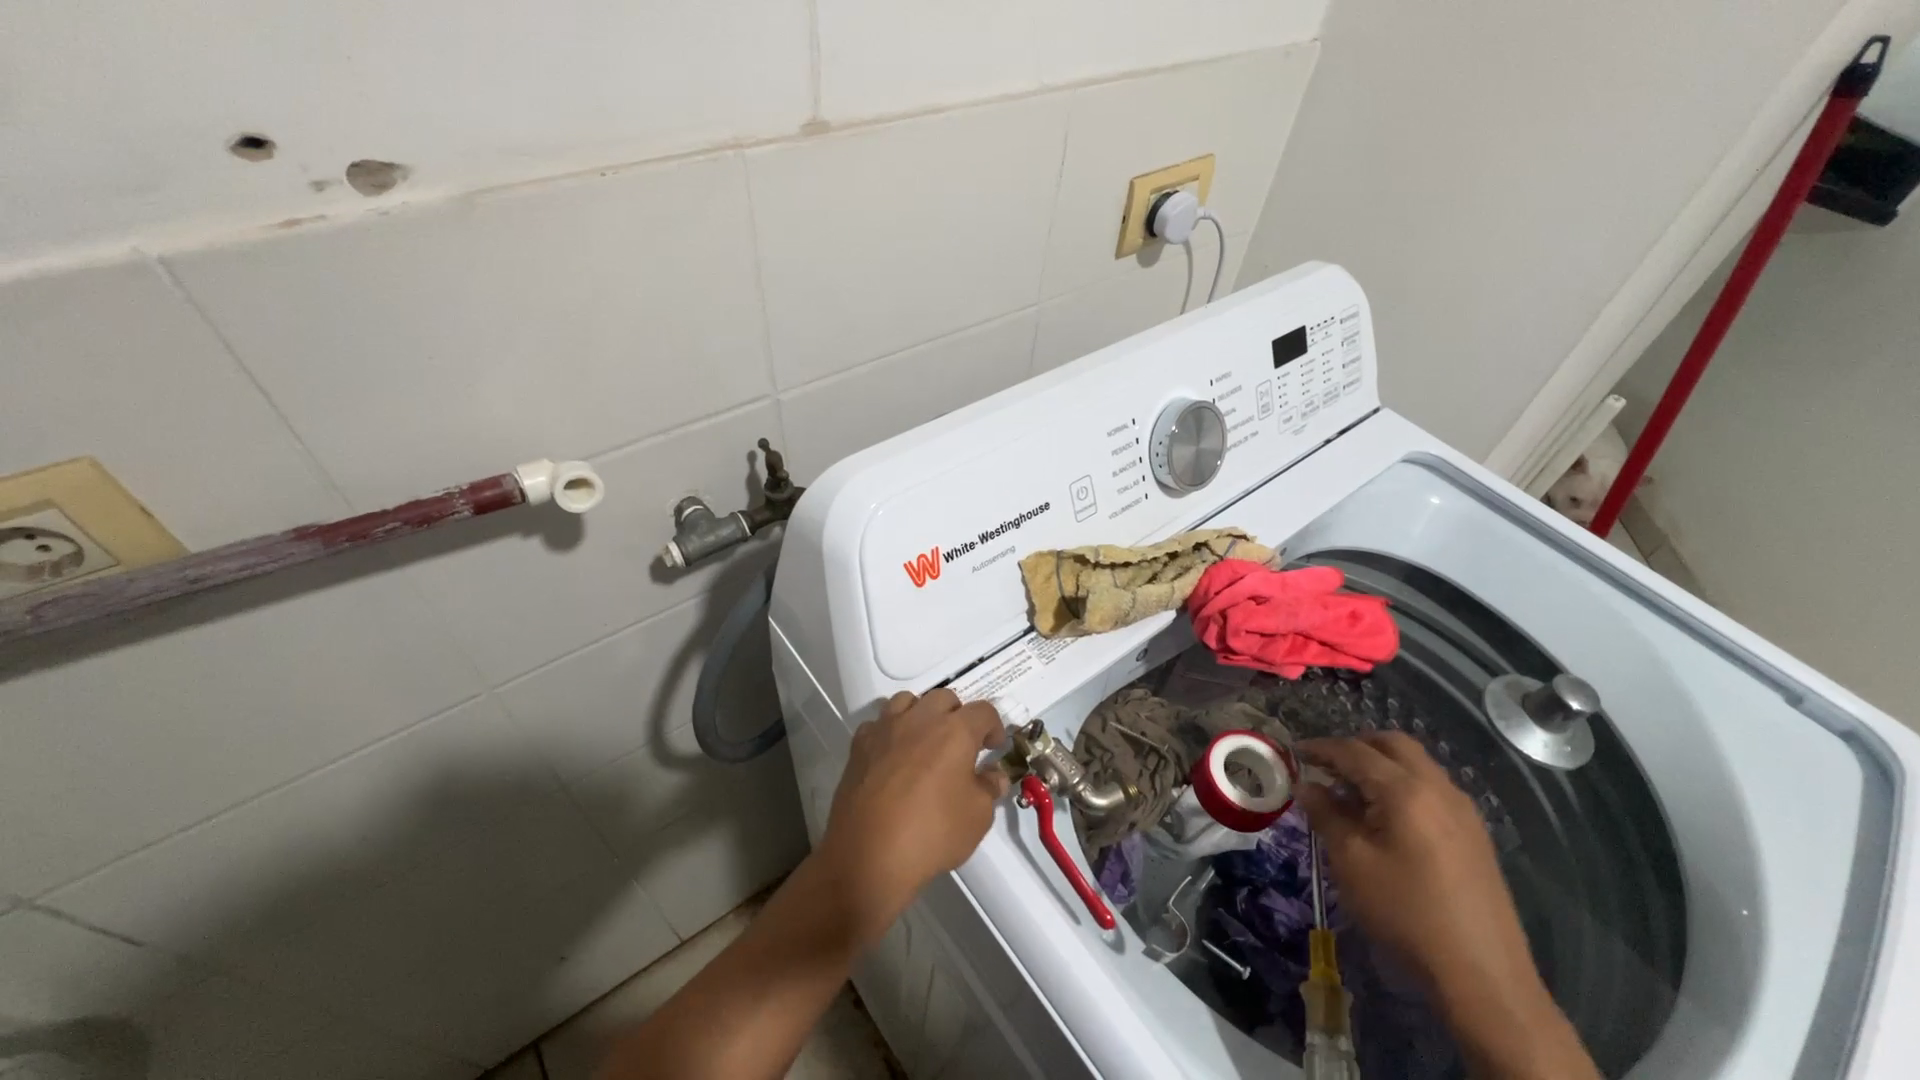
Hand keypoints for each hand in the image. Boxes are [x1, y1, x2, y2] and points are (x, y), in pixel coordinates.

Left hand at [815, 689, 1009, 946]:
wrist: (869, 855)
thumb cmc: (932, 834)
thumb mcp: (978, 816)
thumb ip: (989, 787)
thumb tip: (993, 774)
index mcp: (955, 731)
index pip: (983, 711)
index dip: (993, 727)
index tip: (994, 748)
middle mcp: (919, 720)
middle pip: (944, 698)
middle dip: (958, 716)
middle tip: (962, 745)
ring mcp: (884, 729)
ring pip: (907, 702)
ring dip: (922, 715)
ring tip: (925, 742)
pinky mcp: (859, 746)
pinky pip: (878, 724)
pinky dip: (890, 732)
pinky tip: (893, 756)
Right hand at [1295, 733, 1531, 995]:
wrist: (1480, 970)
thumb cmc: (1405, 911)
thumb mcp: (1351, 863)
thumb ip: (1327, 816)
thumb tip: (1308, 786)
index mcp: (1406, 790)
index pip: (1355, 752)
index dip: (1321, 748)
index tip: (1294, 752)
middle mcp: (1439, 788)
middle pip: (1394, 745)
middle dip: (1356, 746)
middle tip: (1325, 765)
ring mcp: (1463, 810)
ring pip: (1417, 765)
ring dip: (1381, 766)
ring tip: (1351, 793)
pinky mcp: (1474, 834)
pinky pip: (1431, 789)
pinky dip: (1402, 786)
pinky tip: (1386, 819)